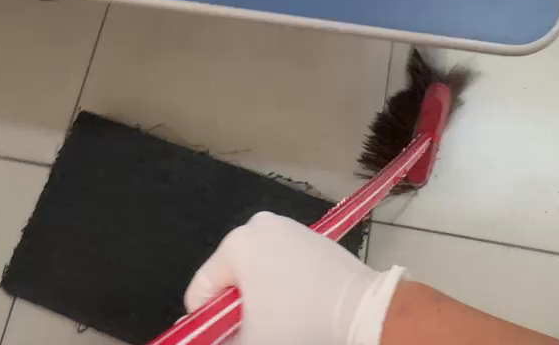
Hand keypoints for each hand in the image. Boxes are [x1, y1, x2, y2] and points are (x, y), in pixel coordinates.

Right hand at [185, 212, 404, 344]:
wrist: (358, 309)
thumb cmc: (296, 325)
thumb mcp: (249, 343)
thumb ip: (221, 342)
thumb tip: (219, 339)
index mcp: (236, 244)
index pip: (200, 290)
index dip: (207, 325)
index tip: (228, 339)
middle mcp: (258, 225)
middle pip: (229, 278)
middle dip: (236, 310)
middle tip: (256, 332)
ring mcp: (288, 227)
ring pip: (256, 272)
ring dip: (260, 299)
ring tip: (280, 321)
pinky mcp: (311, 237)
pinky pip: (282, 265)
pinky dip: (282, 287)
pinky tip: (300, 307)